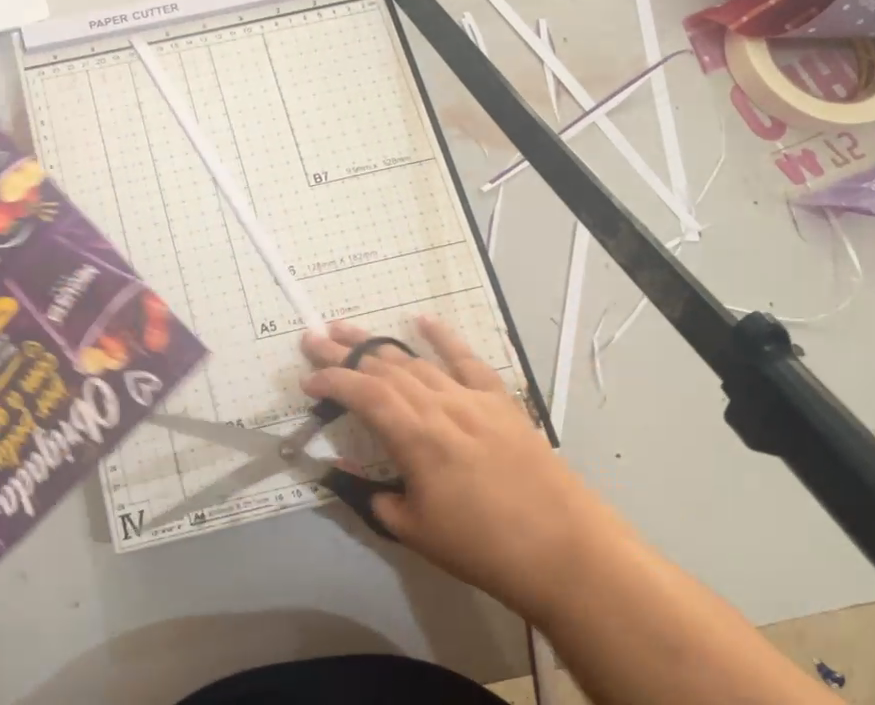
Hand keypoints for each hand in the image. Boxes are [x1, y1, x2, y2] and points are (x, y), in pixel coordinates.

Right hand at [301, 316, 630, 621]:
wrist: (568, 554)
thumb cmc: (484, 548)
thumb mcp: (414, 530)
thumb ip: (374, 494)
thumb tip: (346, 470)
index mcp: (416, 438)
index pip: (363, 394)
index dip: (331, 381)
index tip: (307, 382)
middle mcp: (442, 407)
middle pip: (385, 369)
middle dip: (345, 354)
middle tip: (312, 339)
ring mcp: (474, 401)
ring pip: (417, 362)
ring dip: (378, 345)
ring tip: (347, 330)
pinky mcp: (502, 404)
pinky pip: (468, 361)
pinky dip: (444, 338)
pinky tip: (423, 319)